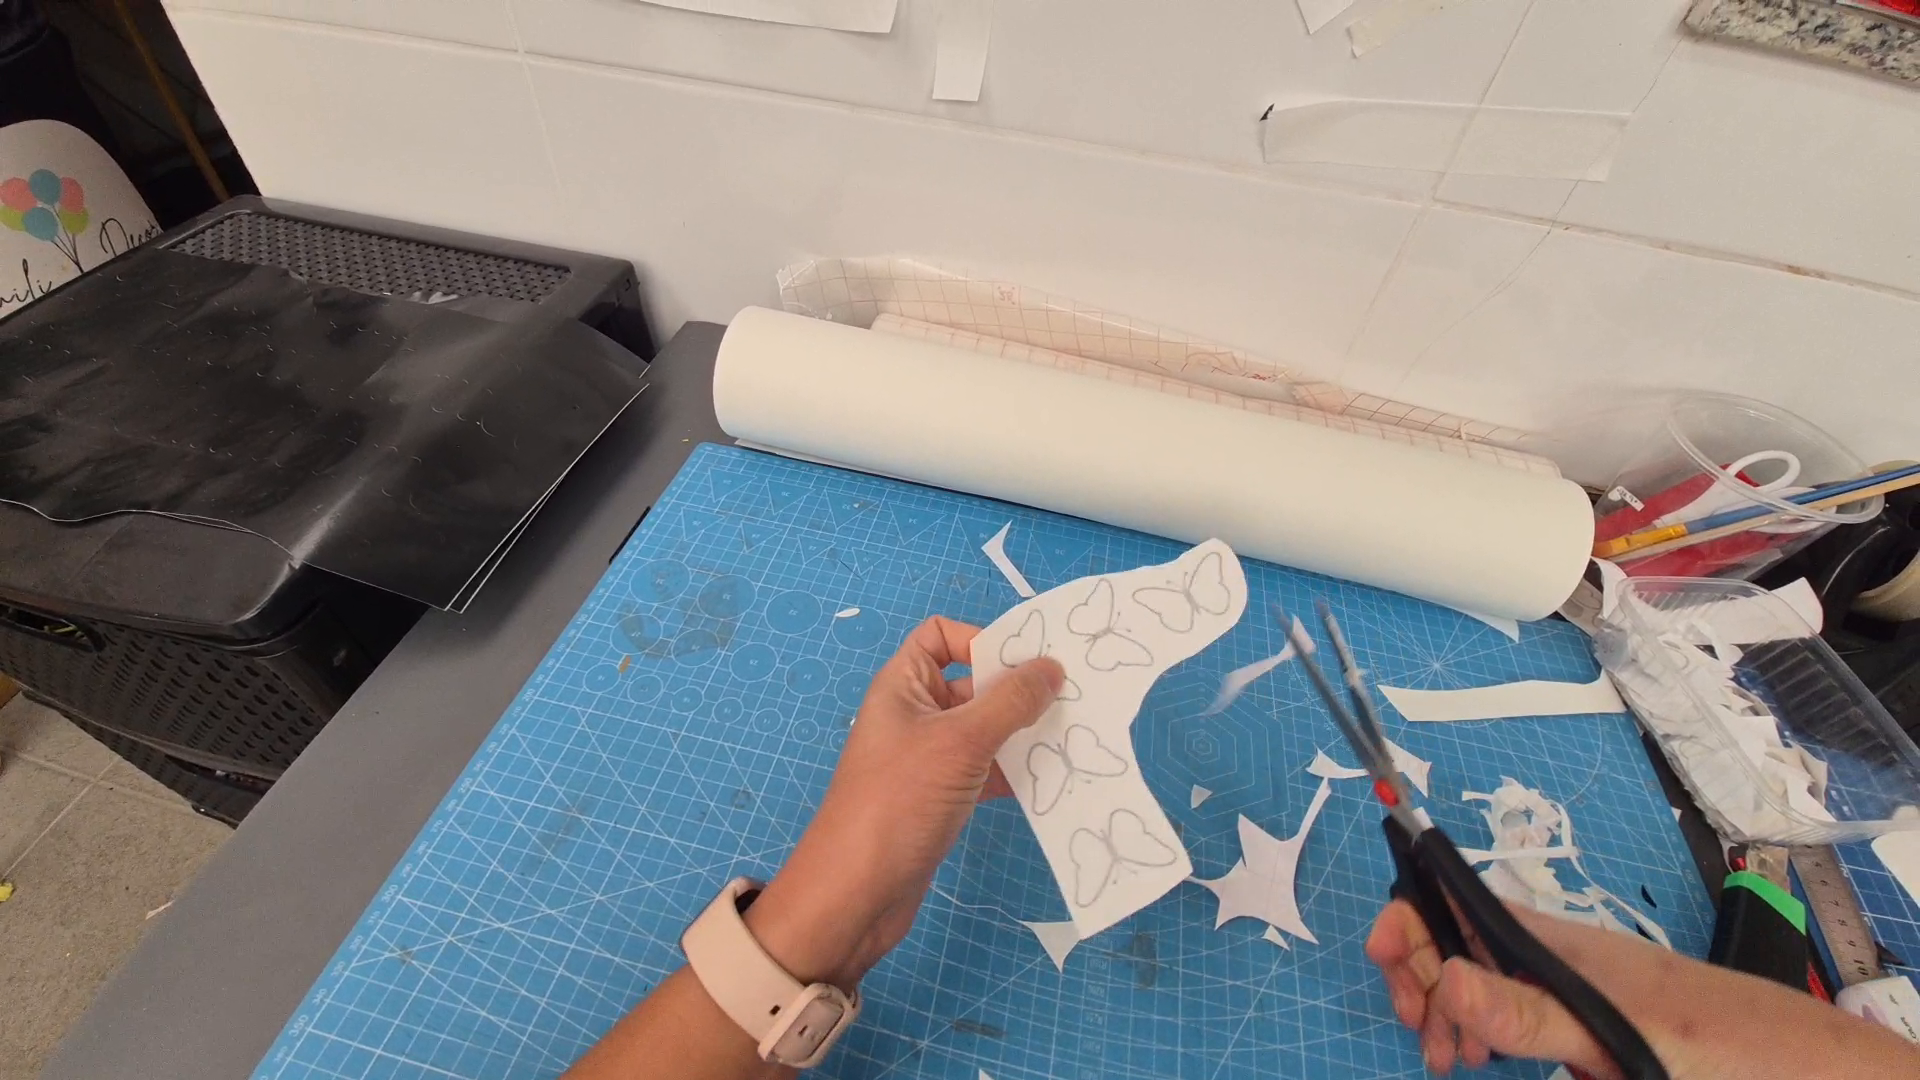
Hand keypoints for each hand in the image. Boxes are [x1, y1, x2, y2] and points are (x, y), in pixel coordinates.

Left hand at [744, 617, 1063, 989]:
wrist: (855, 895)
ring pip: (983, 728)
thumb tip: (1052, 667)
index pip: (941, 636)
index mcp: (905, 683)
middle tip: (1070, 698)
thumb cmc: (900, 799)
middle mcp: (915, 712)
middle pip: (972, 681)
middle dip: (1016, 688)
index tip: (1023, 664)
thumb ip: (1010, 701)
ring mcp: (928, 755)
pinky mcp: (941, 794)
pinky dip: (1012, 770)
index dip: (980, 638)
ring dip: (1021, 731)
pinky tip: (1049, 779)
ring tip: (1070, 736)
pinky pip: (984, 767)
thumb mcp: (960, 741)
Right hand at [1366, 898, 1919, 1078]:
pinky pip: (1498, 1011)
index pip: (1440, 900)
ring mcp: (1546, 984)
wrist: (1802, 1070)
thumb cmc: (1711, 1039)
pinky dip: (1474, 1030)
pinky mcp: (1564, 1018)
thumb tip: (1442, 978)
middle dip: (1415, 976)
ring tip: (1447, 1056)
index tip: (1383, 961)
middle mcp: (1528, 950)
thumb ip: (1528, 1011)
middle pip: (1442, 939)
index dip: (1402, 919)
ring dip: (1441, 1010)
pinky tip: (1480, 1057)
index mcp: (1530, 935)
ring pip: (1465, 978)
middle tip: (1420, 1032)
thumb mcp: (1616, 1032)